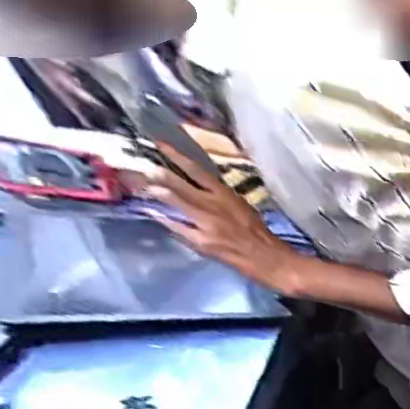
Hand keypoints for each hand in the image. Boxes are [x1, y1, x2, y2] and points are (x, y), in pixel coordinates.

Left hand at [129, 143, 300, 290]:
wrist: (277, 264)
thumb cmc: (266, 239)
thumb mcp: (247, 212)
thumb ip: (222, 202)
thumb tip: (200, 193)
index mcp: (228, 197)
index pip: (197, 170)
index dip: (175, 155)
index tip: (157, 144)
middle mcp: (214, 206)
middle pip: (175, 182)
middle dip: (152, 172)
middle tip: (133, 165)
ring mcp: (206, 224)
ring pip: (170, 200)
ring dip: (150, 192)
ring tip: (136, 186)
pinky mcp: (202, 241)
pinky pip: (174, 226)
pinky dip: (161, 219)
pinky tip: (150, 213)